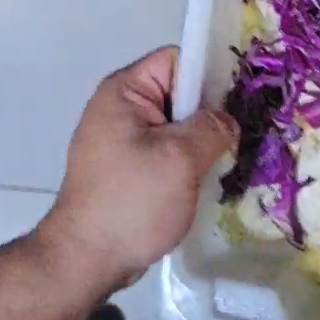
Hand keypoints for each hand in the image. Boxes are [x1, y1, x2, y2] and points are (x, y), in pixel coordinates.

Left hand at [37, 46, 238, 293]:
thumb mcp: (179, 158)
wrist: (86, 259)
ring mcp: (120, 138)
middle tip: (232, 141)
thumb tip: (228, 120)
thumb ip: (211, 128)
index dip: (205, 78)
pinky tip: (200, 184)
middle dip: (205, 116)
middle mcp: (119, 105)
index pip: (175, 61)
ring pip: (173, 126)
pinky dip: (182, 163)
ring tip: (220, 165)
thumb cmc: (131, 200)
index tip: (232, 108)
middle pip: (176, 93)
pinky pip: (162, 150)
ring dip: (196, 144)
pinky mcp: (125, 167)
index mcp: (124, 89)